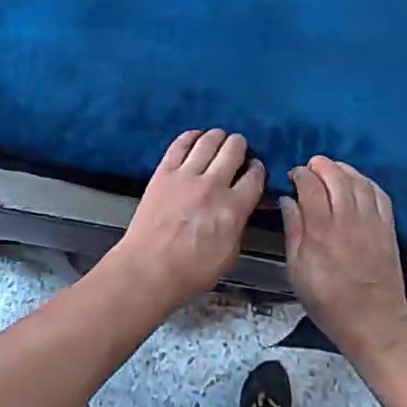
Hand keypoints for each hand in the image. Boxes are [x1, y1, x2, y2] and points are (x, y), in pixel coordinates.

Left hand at [103, 129, 264, 309]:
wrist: (149, 267)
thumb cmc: (191, 270)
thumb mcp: (229, 254)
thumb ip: (238, 226)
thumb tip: (241, 209)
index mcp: (233, 207)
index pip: (254, 176)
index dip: (257, 169)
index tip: (255, 168)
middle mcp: (212, 184)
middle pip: (233, 150)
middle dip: (240, 146)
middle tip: (239, 148)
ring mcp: (186, 175)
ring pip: (208, 141)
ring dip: (218, 136)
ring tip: (220, 137)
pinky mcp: (164, 172)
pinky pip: (179, 144)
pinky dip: (191, 136)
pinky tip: (196, 136)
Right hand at [281, 157, 406, 361]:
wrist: (374, 324)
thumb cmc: (327, 301)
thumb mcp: (296, 270)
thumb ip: (292, 231)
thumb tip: (287, 200)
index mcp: (321, 232)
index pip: (311, 185)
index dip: (300, 173)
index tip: (292, 176)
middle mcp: (348, 221)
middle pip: (336, 176)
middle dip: (320, 165)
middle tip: (310, 168)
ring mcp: (372, 223)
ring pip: (359, 181)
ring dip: (342, 169)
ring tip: (330, 171)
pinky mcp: (388, 229)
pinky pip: (380, 194)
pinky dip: (366, 181)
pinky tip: (356, 183)